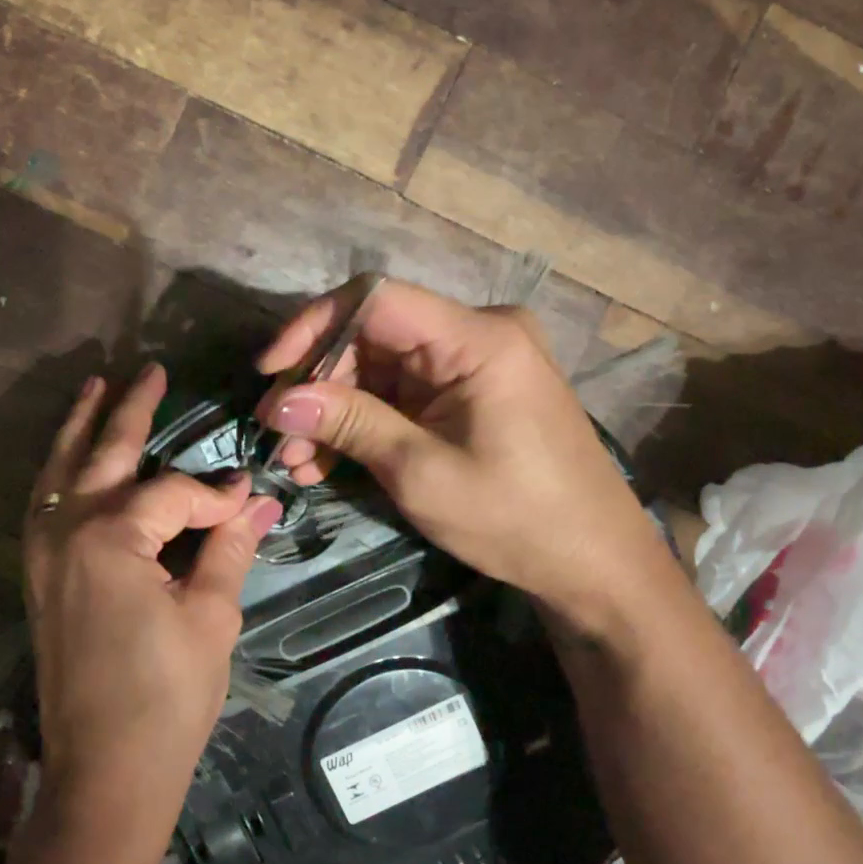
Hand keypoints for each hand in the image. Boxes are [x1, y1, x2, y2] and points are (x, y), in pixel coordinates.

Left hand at [25, 364, 282, 808]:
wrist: (104, 769)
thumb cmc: (167, 697)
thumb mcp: (211, 617)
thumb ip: (228, 547)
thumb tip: (258, 499)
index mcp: (111, 535)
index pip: (174, 492)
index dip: (216, 495)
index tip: (249, 500)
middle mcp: (66, 529)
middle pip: (103, 453)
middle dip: (130, 409)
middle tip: (149, 369)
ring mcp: (43, 551)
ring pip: (60, 471)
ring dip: (81, 428)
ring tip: (95, 388)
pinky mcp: (37, 574)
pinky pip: (45, 503)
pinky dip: (61, 473)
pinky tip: (73, 461)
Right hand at [255, 281, 672, 631]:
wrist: (591, 564)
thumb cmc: (514, 518)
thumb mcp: (420, 472)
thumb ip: (350, 423)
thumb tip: (278, 401)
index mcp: (478, 338)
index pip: (375, 299)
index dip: (313, 326)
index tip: (271, 372)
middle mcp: (476, 334)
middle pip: (369, 335)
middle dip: (317, 383)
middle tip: (278, 434)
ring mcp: (471, 364)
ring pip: (375, 368)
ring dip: (330, 411)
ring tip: (295, 461)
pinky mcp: (464, 393)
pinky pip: (396, 394)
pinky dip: (359, 424)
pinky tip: (323, 462)